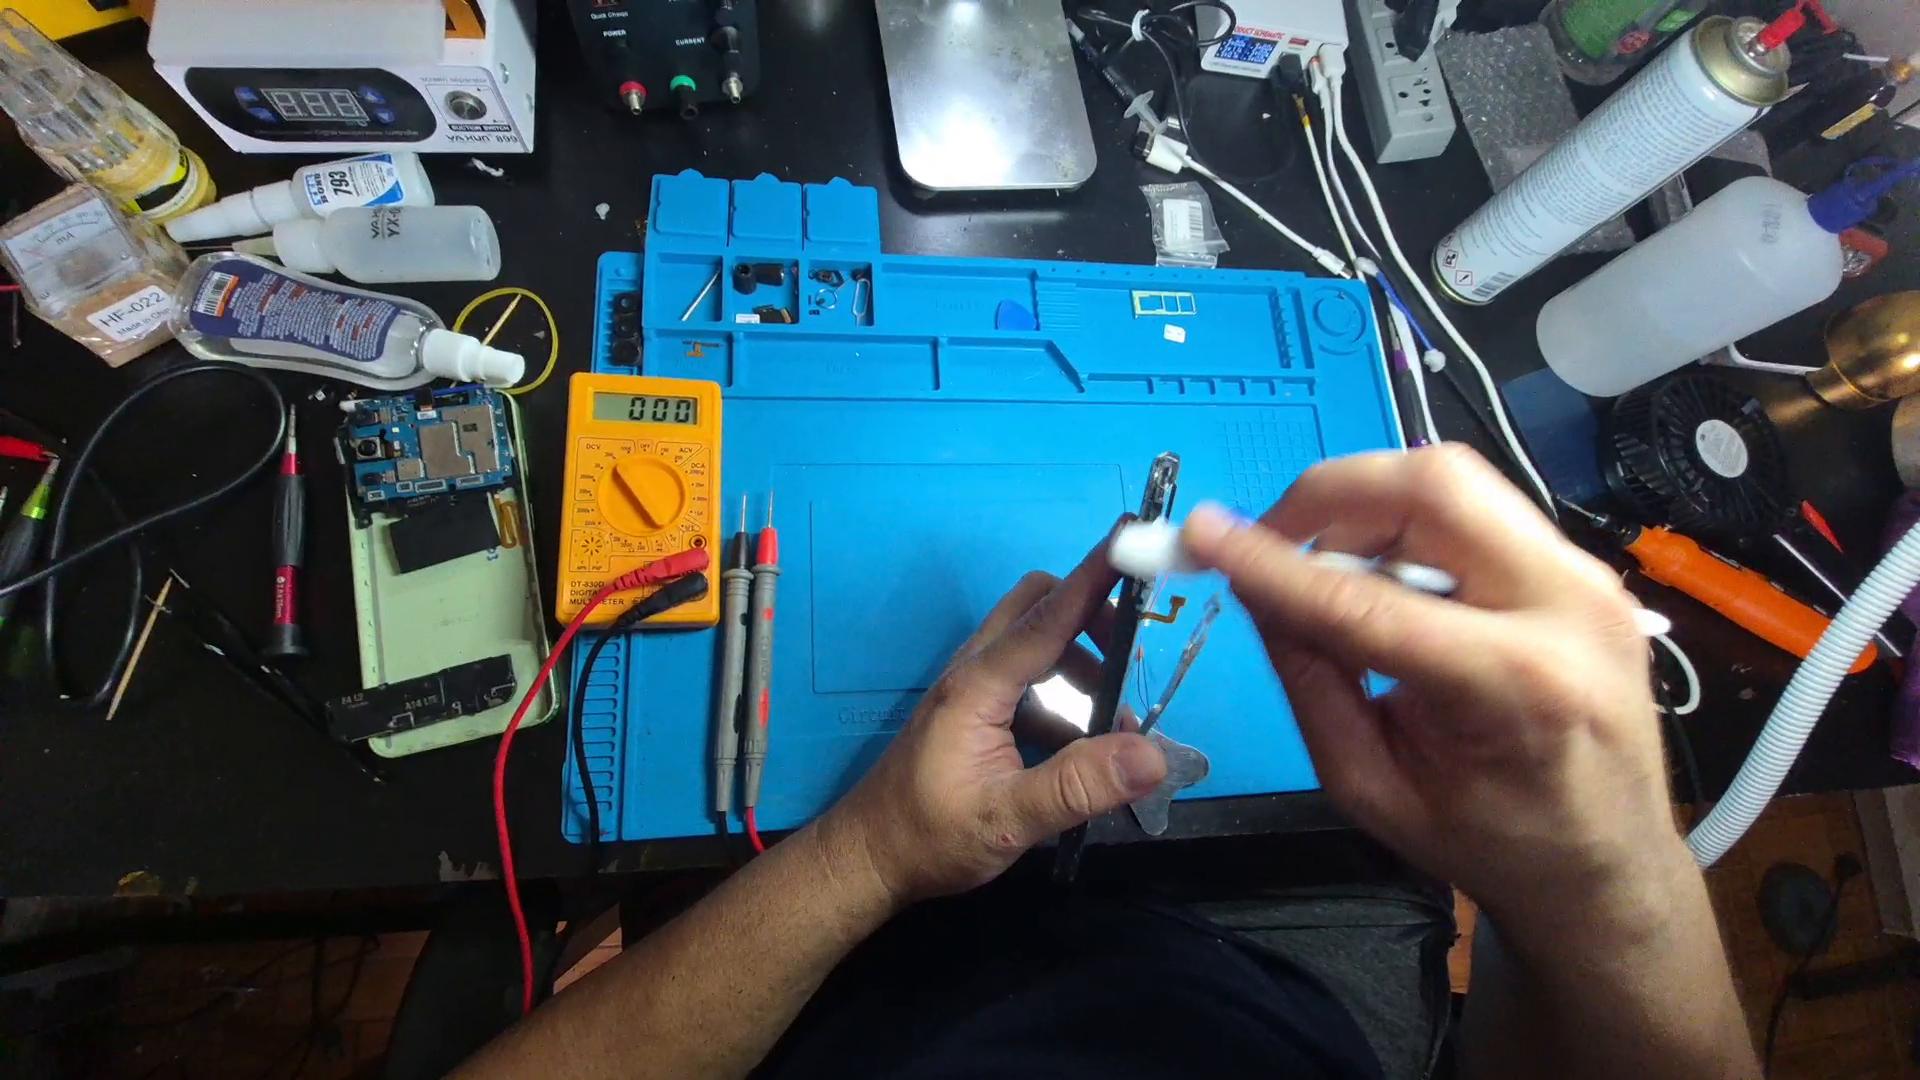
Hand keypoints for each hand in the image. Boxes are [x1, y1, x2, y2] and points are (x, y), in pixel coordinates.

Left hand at [815, 536, 1168, 906]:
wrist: (869, 856)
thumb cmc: (928, 837)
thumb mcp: (1007, 820)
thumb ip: (1079, 786)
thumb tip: (1154, 755)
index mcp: (979, 683)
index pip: (1048, 614)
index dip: (1094, 576)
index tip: (1134, 538)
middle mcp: (976, 669)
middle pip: (1037, 605)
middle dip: (1091, 615)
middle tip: (1132, 661)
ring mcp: (973, 687)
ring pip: (1035, 641)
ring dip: (1082, 664)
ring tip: (1119, 724)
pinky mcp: (975, 709)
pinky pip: (1028, 679)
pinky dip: (1064, 698)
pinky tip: (1083, 750)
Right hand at [1180, 446, 1678, 927]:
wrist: (1607, 866)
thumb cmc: (1482, 840)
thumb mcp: (1362, 778)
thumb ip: (1306, 673)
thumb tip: (1253, 586)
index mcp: (1514, 686)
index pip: (1363, 599)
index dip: (1270, 561)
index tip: (1200, 534)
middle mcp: (1568, 606)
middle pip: (1433, 484)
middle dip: (1328, 495)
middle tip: (1272, 538)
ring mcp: (1585, 577)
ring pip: (1449, 482)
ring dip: (1361, 511)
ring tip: (1323, 571)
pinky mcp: (1576, 568)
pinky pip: (1467, 508)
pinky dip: (1396, 525)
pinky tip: (1375, 577)